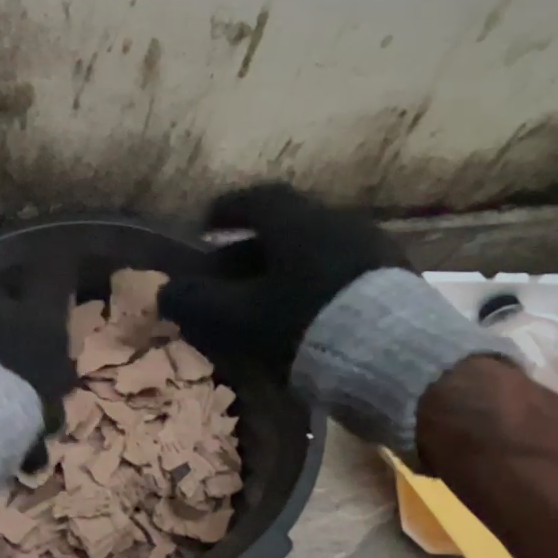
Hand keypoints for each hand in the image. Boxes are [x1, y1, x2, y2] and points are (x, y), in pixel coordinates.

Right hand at [158, 183, 408, 370]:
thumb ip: (197, 301)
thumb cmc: (304, 325)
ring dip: (281, 269)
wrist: (393, 357)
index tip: (205, 224)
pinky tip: (300, 314)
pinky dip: (310, 285)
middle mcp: (337, 223)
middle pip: (285, 228)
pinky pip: (337, 272)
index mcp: (298, 222)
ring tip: (260, 299)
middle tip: (224, 273)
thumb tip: (164, 291)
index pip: (256, 200)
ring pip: (312, 251)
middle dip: (249, 248)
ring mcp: (370, 249)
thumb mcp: (239, 317)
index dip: (225, 210)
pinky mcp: (391, 280)